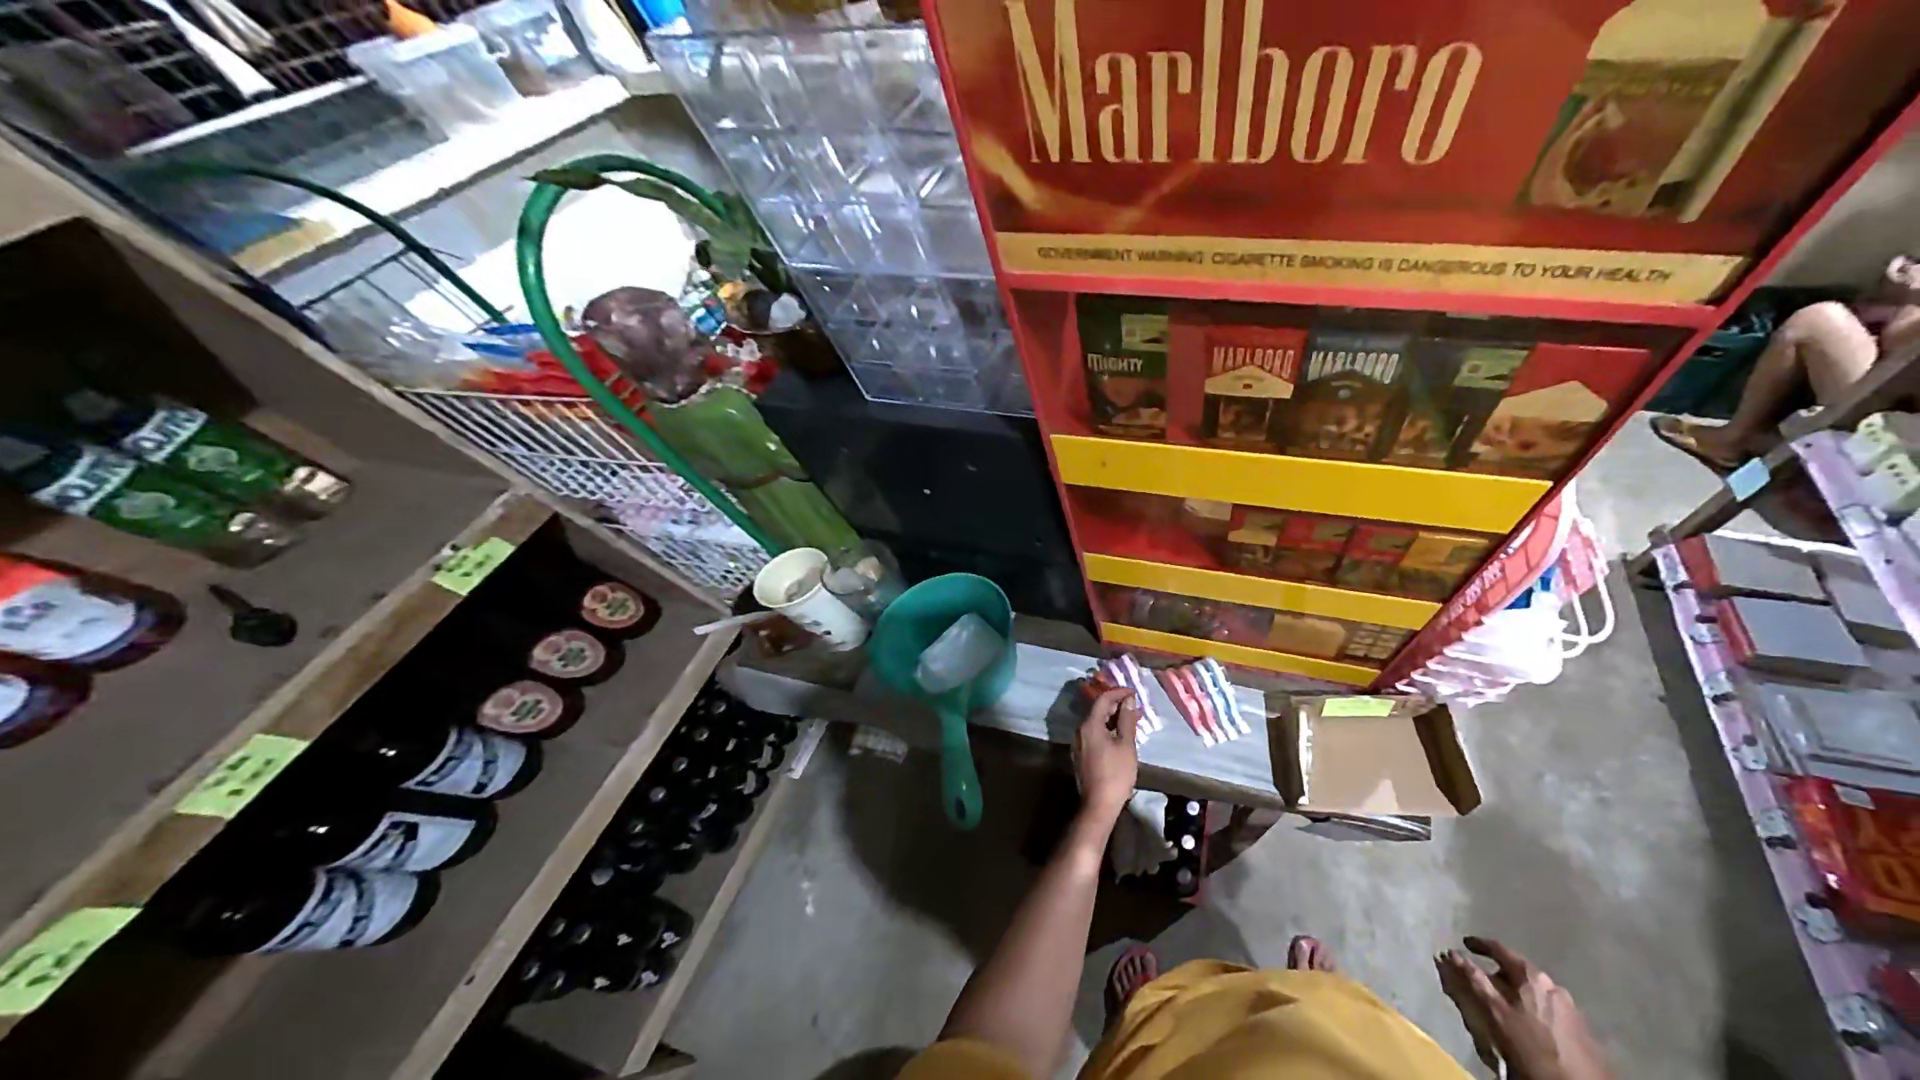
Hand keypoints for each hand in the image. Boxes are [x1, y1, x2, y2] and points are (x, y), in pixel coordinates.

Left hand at [1074, 687, 1138, 821]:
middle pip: (1097, 710)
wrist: (1099, 803)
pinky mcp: (1080, 754)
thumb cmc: (1116, 773)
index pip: (1103, 700)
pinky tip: (1120, 735)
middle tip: (1135, 706)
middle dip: (1117, 705)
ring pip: (1096, 723)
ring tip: (1132, 720)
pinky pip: (1093, 734)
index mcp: (1089, 725)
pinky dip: (1107, 730)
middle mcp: (1080, 730)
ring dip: (1112, 718)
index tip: (1133, 693)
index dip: (1118, 693)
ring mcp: (1078, 743)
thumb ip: (1126, 720)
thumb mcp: (1126, 744)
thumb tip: (1128, 700)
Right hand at [1435, 938, 1610, 1079]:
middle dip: (1497, 974)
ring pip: (1533, 990)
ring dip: (1515, 991)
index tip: (1465, 944)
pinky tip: (1528, 1024)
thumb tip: (1452, 954)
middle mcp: (1553, 985)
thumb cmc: (1532, 1047)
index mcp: (1532, 977)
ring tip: (1504, 1007)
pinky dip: (1531, 1006)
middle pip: (1517, 970)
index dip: (1479, 945)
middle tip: (1482, 983)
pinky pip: (1548, 1006)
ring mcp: (1570, 1006)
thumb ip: (1474, 980)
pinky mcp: (1581, 1027)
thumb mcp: (1496, 1013)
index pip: (1500, 949)